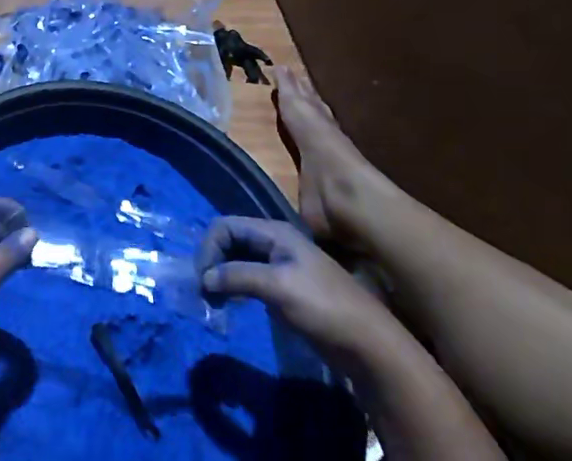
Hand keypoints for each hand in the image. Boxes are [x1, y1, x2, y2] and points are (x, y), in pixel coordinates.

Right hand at [199, 216, 397, 364]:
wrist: (368, 345)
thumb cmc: (324, 307)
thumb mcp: (278, 286)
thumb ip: (238, 276)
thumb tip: (205, 278)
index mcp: (274, 233)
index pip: (226, 226)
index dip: (209, 247)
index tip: (203, 278)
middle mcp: (275, 243)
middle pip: (230, 241)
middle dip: (213, 262)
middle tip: (205, 292)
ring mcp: (280, 267)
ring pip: (238, 261)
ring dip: (221, 276)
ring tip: (214, 301)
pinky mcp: (284, 289)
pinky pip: (248, 280)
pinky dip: (234, 288)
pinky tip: (231, 304)